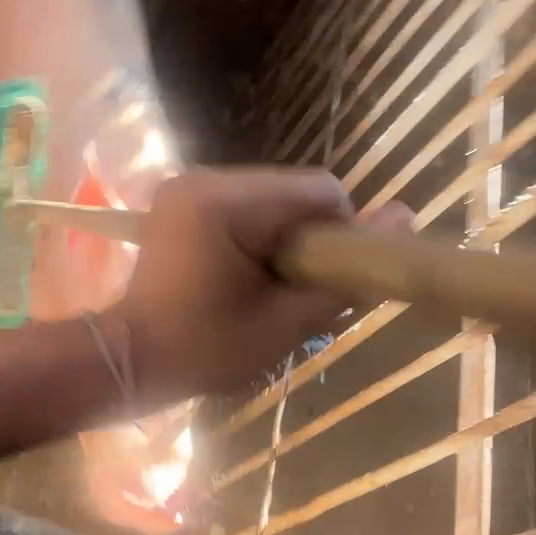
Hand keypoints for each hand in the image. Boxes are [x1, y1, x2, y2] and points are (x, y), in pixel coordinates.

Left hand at [109, 167, 411, 403]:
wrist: (130, 357)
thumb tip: (405, 214)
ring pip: (270, 195)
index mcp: (224, 202)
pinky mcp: (179, 197)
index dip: (340, 234)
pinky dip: (254, 232)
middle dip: (307, 235)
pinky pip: (241, 202)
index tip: (322, 279)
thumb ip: (346, 272)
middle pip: (293, 190)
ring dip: (281, 234)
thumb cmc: (205, 348)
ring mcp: (186, 184)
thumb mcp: (287, 321)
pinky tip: (241, 271)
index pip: (319, 191)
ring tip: (262, 283)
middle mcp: (203, 177)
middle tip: (290, 288)